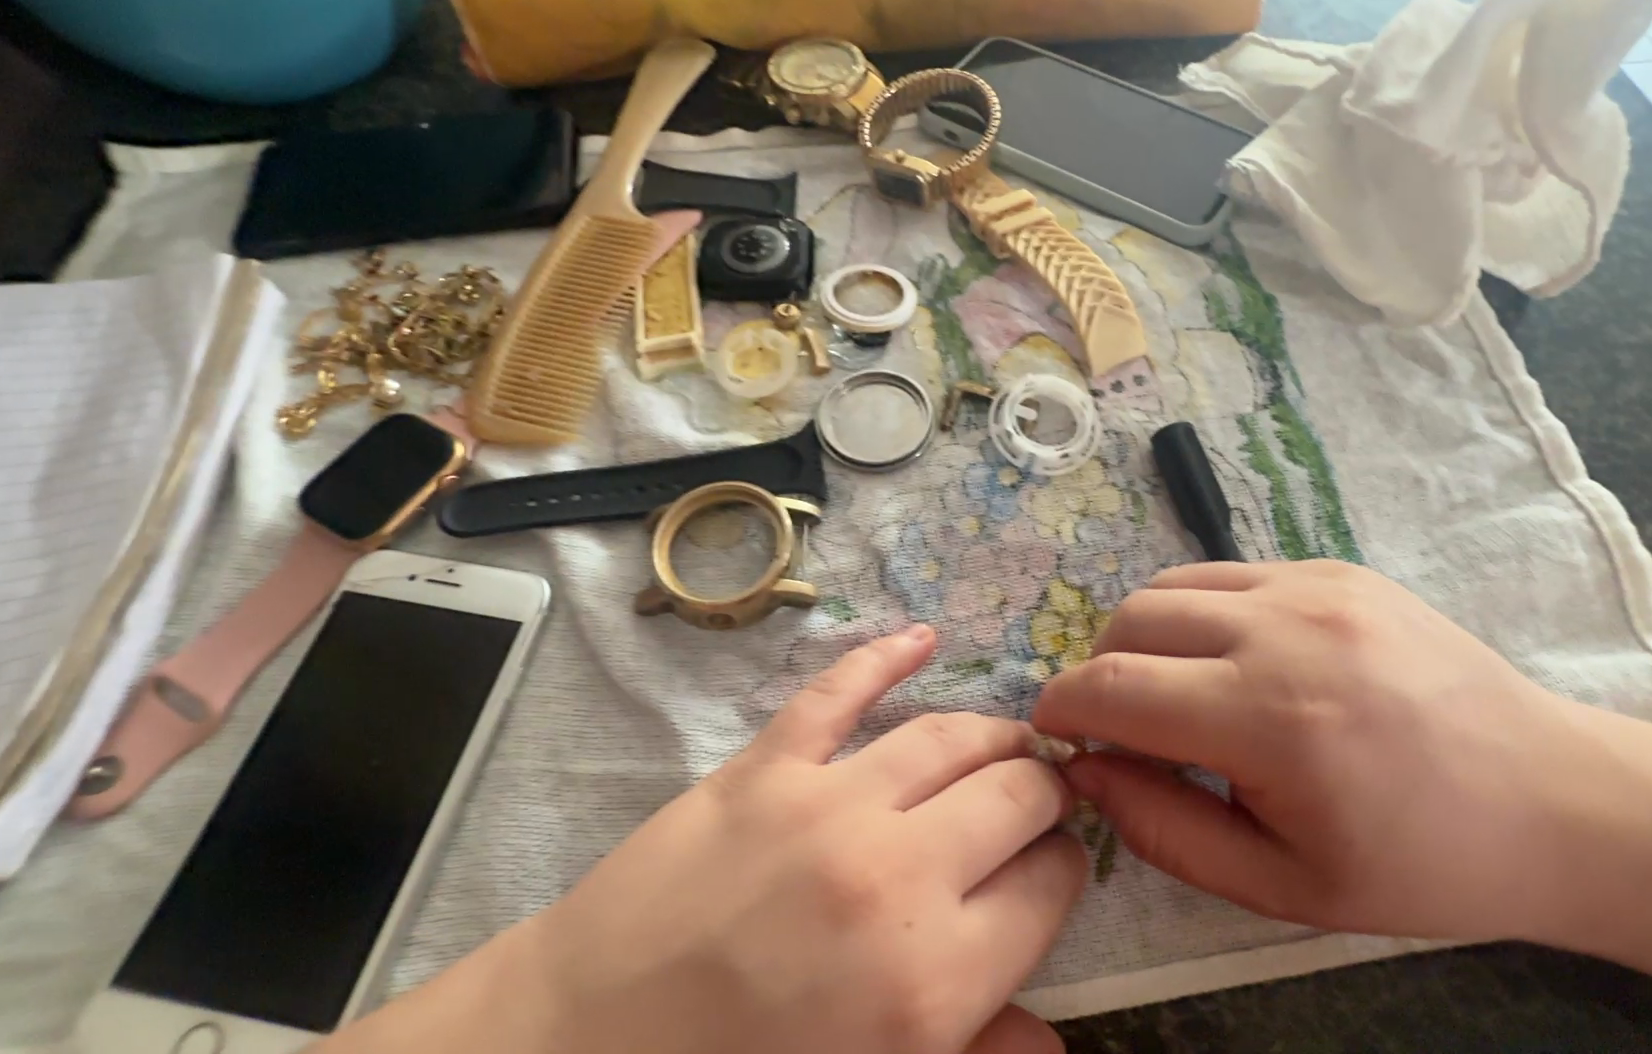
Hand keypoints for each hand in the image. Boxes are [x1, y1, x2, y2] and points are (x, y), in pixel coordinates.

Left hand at [326, 625, 1085, 1053]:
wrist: (586, 1044)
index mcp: (933, 978)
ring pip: (948, 737)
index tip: (1056, 868)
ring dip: (994, 734)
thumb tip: (1053, 1042)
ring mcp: (827, 804)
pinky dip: (885, 655)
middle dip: (1045, 793)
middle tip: (1042, 799)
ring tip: (1013, 741)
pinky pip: (840, 690)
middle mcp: (896, 875)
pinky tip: (923, 637)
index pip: (1050, 887)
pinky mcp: (765, 765)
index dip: (1066, 871)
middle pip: (1015, 797)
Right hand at [1032, 560, 1600, 943]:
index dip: (1063, 708)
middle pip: (1130, 621)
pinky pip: (1222, 574)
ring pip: (1168, 586)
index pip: (1114, 689)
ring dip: (1140, 636)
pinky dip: (1195, 614)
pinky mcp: (1333, 567)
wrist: (1559, 799)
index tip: (1054, 732)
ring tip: (1168, 687)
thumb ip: (1161, 829)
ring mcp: (1312, 585)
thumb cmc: (1419, 863)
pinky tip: (1228, 659)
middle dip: (1096, 671)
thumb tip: (1088, 768)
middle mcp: (1283, 630)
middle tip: (1117, 723)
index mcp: (1269, 719)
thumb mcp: (1279, 885)